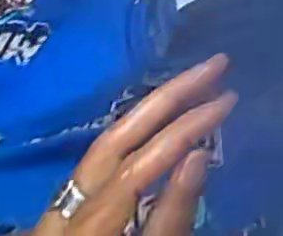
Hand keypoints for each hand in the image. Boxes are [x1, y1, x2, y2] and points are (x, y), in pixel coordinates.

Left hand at [32, 55, 237, 235]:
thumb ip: (169, 221)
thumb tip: (198, 155)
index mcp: (81, 234)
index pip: (139, 167)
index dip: (186, 130)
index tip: (229, 100)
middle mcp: (59, 215)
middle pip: (116, 138)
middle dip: (170, 96)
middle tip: (216, 64)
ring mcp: (53, 215)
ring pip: (104, 143)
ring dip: (153, 108)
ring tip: (196, 79)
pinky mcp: (59, 218)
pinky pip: (101, 160)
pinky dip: (136, 131)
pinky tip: (163, 118)